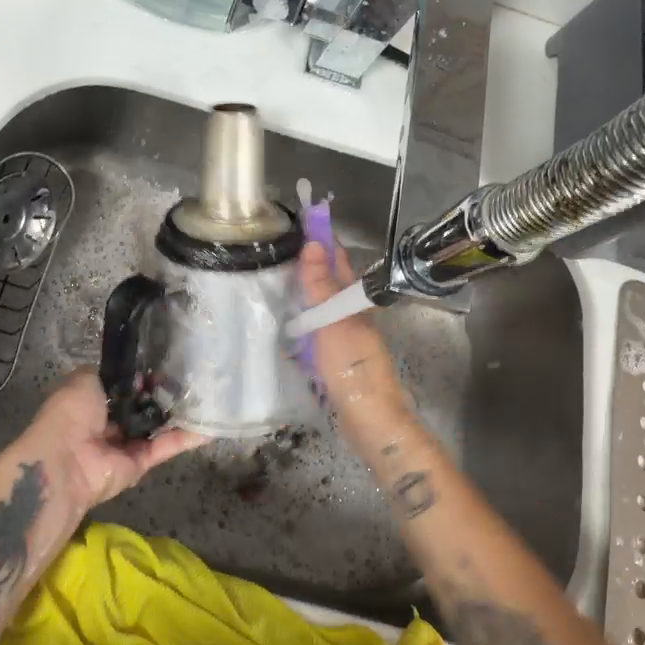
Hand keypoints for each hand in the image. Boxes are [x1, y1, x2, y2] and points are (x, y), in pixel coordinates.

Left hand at [17, 370, 206, 513]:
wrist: (66, 461)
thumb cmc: (71, 413)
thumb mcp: (84, 379)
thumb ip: (111, 374)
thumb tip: (136, 376)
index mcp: (93, 400)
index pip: (124, 385)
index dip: (142, 373)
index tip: (166, 358)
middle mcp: (110, 421)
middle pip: (142, 404)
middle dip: (163, 390)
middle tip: (190, 372)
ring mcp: (127, 443)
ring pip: (157, 424)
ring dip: (178, 411)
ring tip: (206, 392)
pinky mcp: (141, 462)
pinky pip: (166, 446)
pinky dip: (188, 437)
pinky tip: (211, 424)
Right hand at [297, 242, 411, 441]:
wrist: (371, 422)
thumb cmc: (353, 370)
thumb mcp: (333, 323)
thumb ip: (320, 287)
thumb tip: (312, 244)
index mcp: (354, 303)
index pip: (337, 261)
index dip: (322, 241)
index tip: (299, 222)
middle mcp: (352, 316)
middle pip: (329, 283)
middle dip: (308, 264)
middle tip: (277, 250)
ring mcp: (344, 339)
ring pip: (321, 307)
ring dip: (302, 293)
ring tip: (273, 282)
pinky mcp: (335, 360)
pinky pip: (315, 331)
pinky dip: (300, 322)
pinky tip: (284, 327)